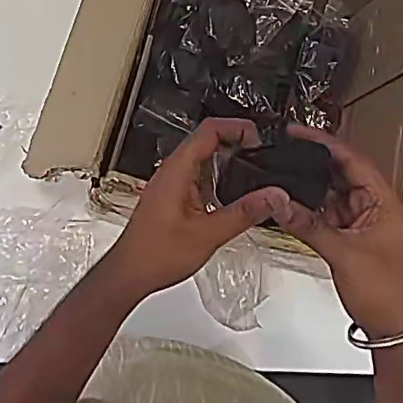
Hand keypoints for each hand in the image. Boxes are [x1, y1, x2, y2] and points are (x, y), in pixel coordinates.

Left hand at [99, 118, 291, 298]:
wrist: (129, 274)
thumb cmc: (155, 254)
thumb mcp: (209, 234)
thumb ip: (245, 213)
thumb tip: (273, 196)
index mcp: (177, 171)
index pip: (210, 130)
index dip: (238, 128)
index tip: (259, 139)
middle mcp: (172, 172)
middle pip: (209, 142)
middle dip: (238, 145)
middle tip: (262, 157)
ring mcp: (172, 184)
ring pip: (205, 161)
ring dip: (230, 164)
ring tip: (254, 176)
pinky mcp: (173, 198)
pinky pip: (200, 179)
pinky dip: (220, 182)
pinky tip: (234, 199)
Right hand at [276, 123, 402, 337]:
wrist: (396, 327)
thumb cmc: (389, 293)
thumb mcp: (343, 253)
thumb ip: (308, 225)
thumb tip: (282, 204)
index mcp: (383, 201)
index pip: (352, 158)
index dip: (324, 143)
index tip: (299, 134)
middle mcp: (374, 207)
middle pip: (339, 175)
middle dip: (312, 168)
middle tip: (284, 157)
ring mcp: (363, 223)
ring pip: (331, 197)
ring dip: (310, 193)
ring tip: (284, 188)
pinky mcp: (353, 239)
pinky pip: (328, 217)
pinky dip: (312, 214)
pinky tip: (294, 214)